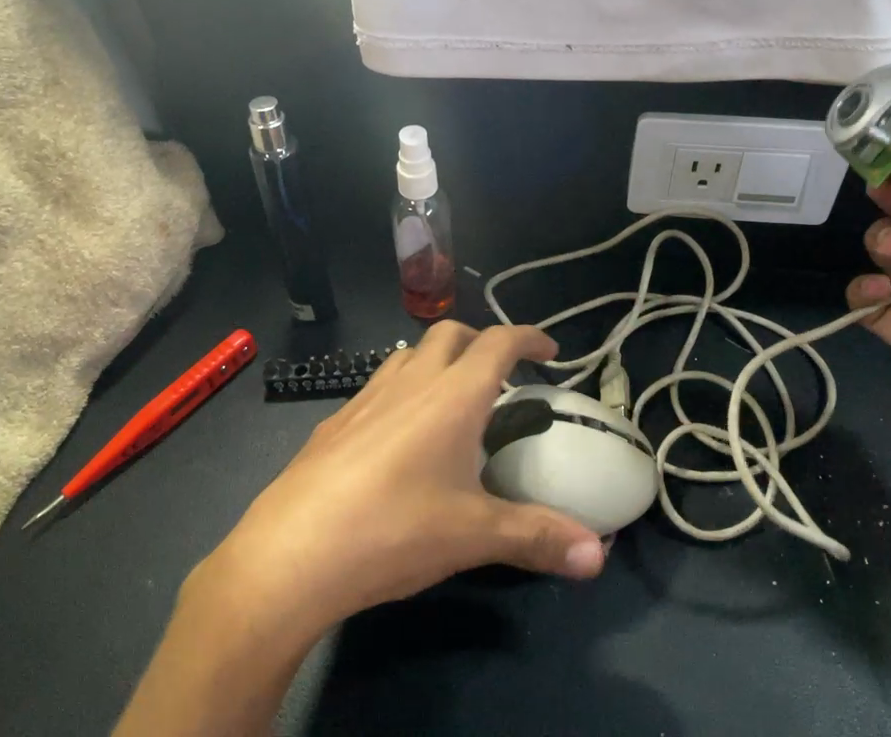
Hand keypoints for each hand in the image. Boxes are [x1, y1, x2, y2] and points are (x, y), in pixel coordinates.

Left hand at [187, 321, 605, 638]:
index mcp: (452, 396)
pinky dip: (401, 392)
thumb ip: (539, 538)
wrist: (290, 555)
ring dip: (437, 361)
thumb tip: (600, 555)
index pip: (498, 342)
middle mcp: (409, 384)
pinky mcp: (331, 425)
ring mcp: (364, 400)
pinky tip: (399, 439)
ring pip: (408, 356)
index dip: (529, 337)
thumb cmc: (394, 531)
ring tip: (453, 400)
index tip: (550, 350)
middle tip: (503, 375)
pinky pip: (376, 388)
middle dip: (481, 341)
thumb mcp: (475, 536)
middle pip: (450, 334)